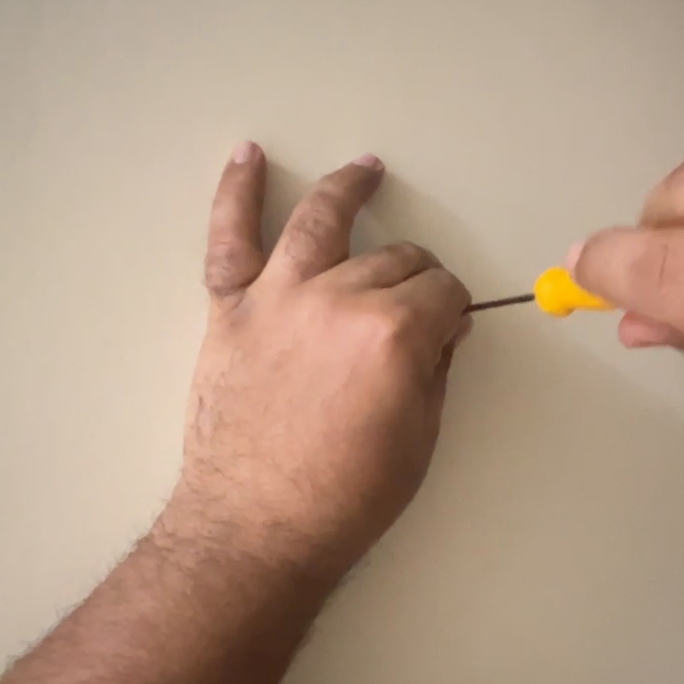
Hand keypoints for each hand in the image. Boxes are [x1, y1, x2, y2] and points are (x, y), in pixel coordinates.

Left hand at [161, 145, 470, 580]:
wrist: (259, 526)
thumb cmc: (351, 494)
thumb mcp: (420, 435)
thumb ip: (436, 367)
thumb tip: (443, 328)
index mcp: (396, 332)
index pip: (443, 292)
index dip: (454, 309)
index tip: (451, 324)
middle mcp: (341, 298)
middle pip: (396, 259)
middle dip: (418, 274)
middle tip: (419, 297)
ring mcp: (280, 297)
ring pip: (322, 222)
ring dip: (349, 189)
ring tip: (365, 170)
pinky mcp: (232, 310)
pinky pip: (229, 238)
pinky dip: (236, 193)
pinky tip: (249, 157)